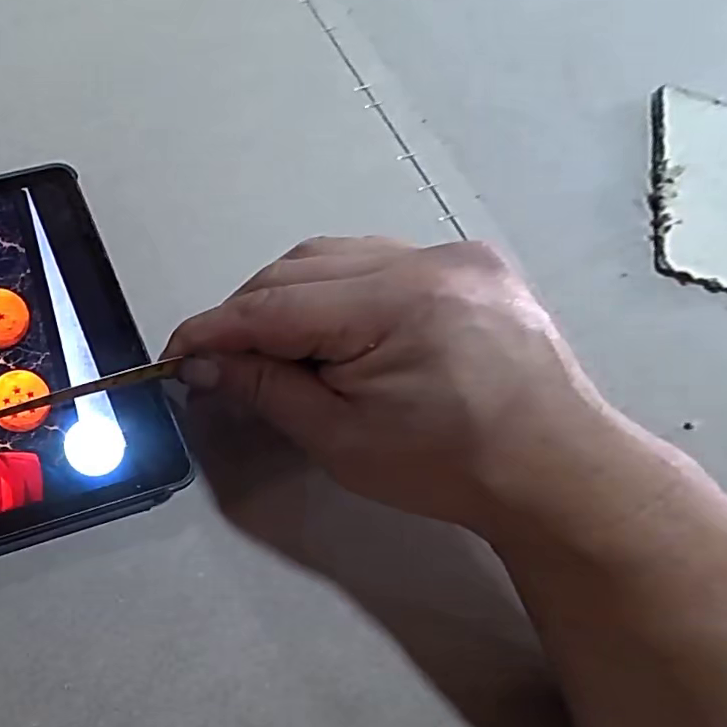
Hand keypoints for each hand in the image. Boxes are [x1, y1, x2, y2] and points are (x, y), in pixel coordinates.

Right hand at [163, 238, 665, 537]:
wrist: (557, 471)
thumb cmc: (443, 466)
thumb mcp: (334, 435)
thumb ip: (261, 388)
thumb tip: (197, 365)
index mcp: (398, 305)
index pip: (271, 307)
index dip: (209, 330)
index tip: (170, 357)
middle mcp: (426, 261)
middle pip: (293, 271)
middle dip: (240, 315)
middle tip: (215, 364)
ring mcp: (451, 256)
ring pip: (326, 258)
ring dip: (277, 299)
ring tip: (263, 348)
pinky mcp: (463, 266)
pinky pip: (365, 261)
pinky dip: (322, 290)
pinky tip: (317, 328)